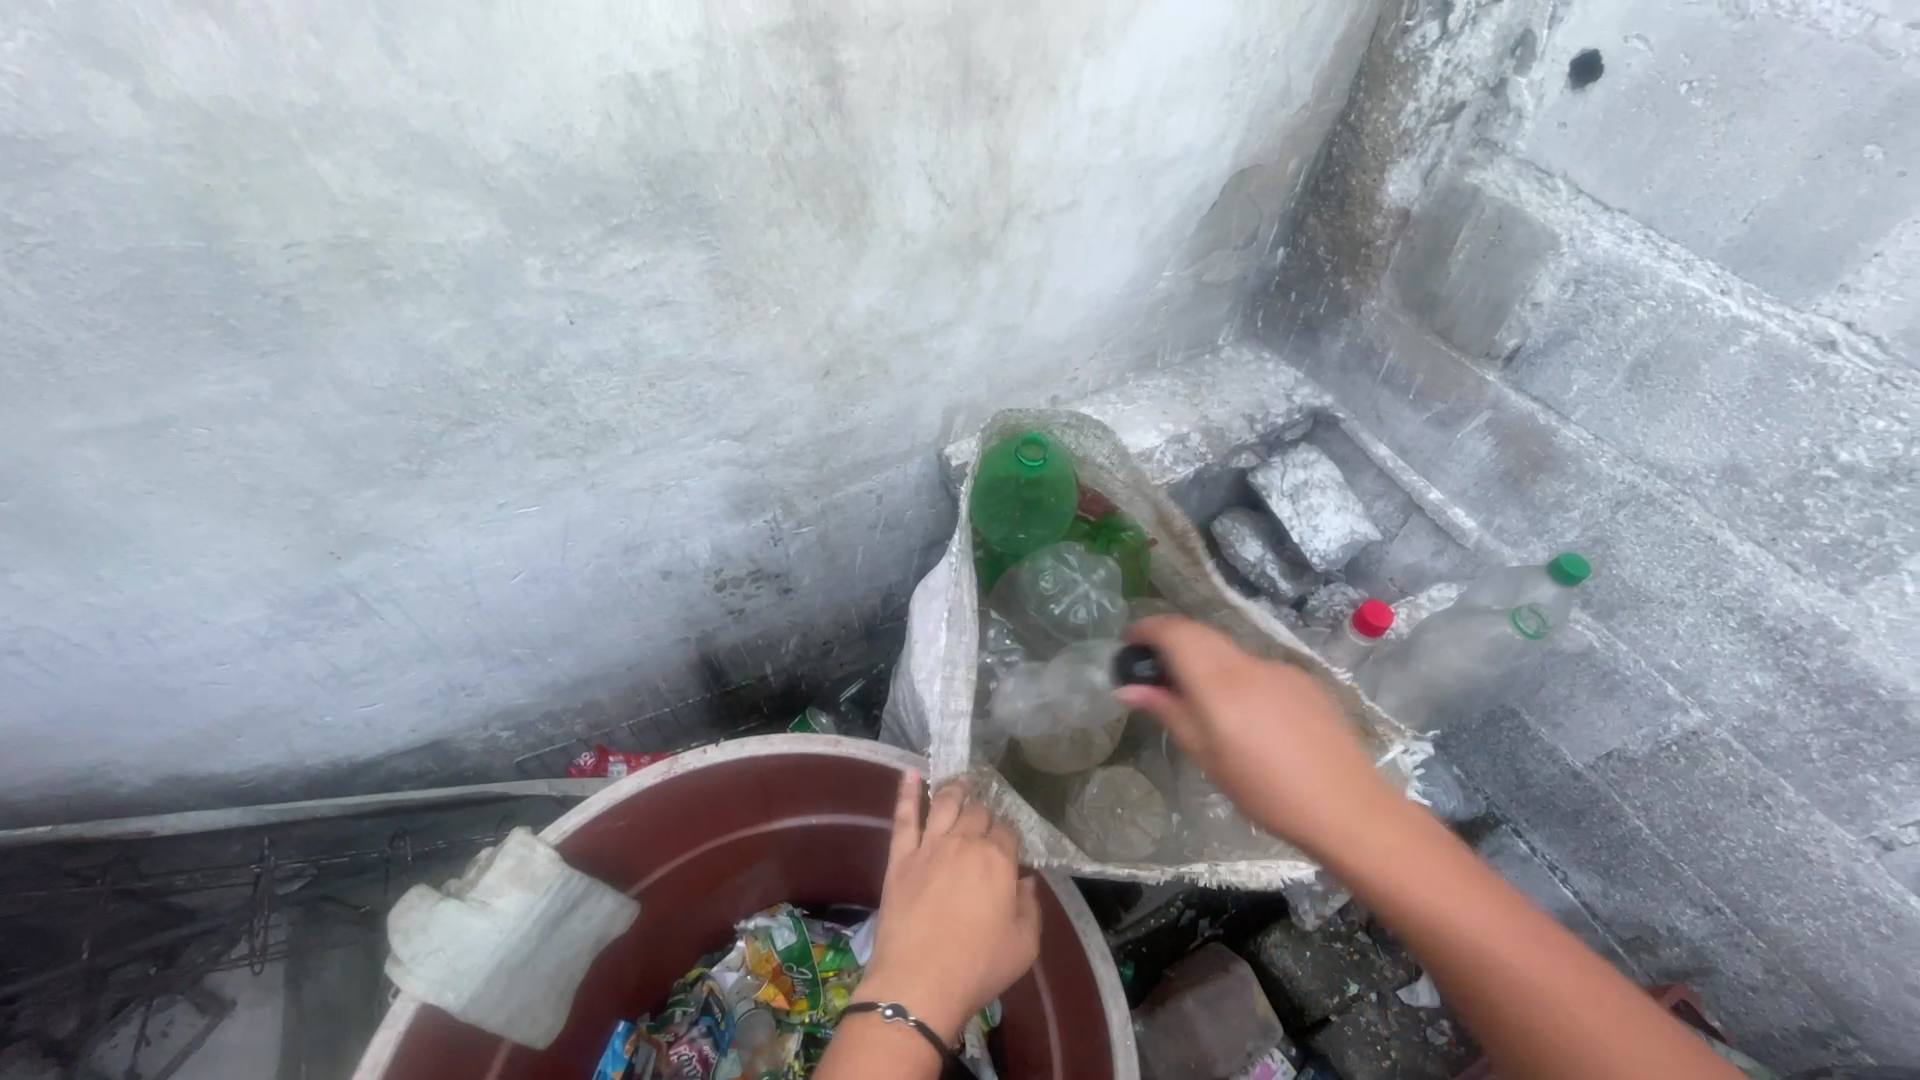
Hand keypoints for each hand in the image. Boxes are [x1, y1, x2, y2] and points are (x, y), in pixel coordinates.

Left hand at [854, 772, 1041, 1042]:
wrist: (918, 982)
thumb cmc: (977, 967)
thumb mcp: (1024, 944)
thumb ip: (1030, 907)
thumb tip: (1026, 882)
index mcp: (998, 859)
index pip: (1007, 832)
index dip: (1010, 835)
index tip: (1010, 843)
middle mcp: (964, 842)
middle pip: (977, 812)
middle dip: (985, 811)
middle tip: (986, 813)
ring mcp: (929, 846)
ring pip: (944, 803)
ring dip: (955, 789)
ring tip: (961, 781)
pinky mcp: (900, 857)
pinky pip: (904, 816)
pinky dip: (907, 792)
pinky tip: (910, 773)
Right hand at [1113, 615, 1400, 859]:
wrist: (1347, 806)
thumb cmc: (1264, 789)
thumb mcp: (1205, 755)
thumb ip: (1167, 711)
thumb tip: (1127, 688)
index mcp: (1219, 680)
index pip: (1174, 632)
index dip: (1147, 629)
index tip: (1128, 643)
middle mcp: (1247, 663)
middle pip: (1200, 634)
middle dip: (1171, 642)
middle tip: (1152, 671)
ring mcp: (1279, 669)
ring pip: (1228, 651)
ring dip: (1203, 661)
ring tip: (1196, 700)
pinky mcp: (1303, 681)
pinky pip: (1256, 668)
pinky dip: (1234, 676)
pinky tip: (1244, 715)